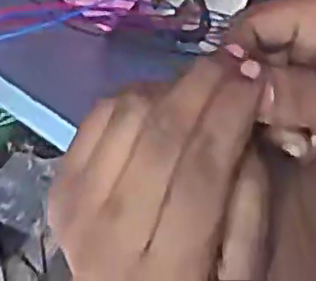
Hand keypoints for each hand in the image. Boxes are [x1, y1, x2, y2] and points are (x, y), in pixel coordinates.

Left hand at [49, 58, 262, 280]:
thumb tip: (246, 116)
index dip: (230, 113)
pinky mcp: (60, 184)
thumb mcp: (241, 267)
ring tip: (206, 80)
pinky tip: (165, 96)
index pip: (202, 172)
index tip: (255, 74)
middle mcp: (111, 240)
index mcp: (168, 273)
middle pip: (162, 136)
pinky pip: (102, 111)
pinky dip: (139, 92)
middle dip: (205, 84)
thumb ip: (251, 198)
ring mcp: (78, 208)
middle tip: (235, 57)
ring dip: (174, 85)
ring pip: (130, 113)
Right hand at [225, 0, 315, 167]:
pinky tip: (315, 145)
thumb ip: (293, 92)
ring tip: (310, 144)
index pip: (246, 26)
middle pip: (250, 58)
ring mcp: (304, 58)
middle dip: (261, 101)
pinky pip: (278, 101)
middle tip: (289, 135)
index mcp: (310, 15)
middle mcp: (300, 30)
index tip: (238, 108)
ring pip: (261, 85)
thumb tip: (236, 82)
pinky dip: (289, 126)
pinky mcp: (309, 84)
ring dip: (278, 120)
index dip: (235, 64)